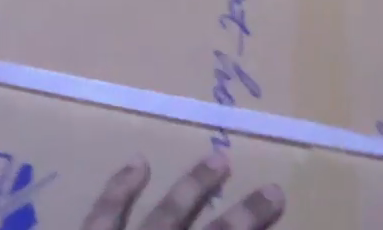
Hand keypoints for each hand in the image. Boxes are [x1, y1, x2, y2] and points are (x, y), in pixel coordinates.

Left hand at [82, 153, 284, 229]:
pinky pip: (103, 214)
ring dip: (194, 187)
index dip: (253, 227)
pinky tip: (138, 161)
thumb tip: (221, 225)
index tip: (279, 202)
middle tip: (273, 190)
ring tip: (220, 159)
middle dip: (243, 217)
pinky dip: (121, 188)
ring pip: (165, 217)